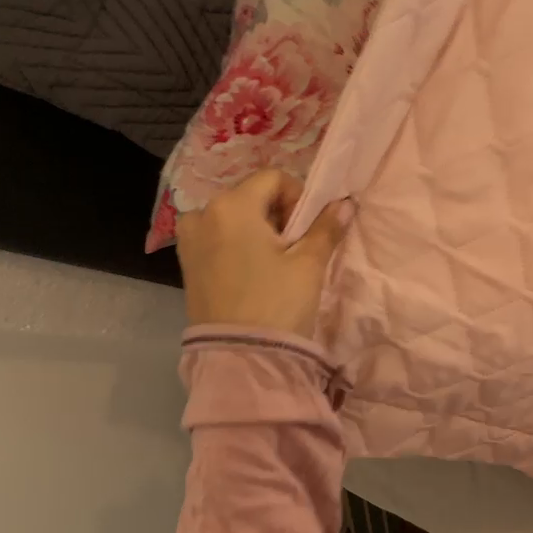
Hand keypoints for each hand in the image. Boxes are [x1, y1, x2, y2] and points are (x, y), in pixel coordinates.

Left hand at [175, 169, 350, 335]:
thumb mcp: (308, 266)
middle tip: (295, 252)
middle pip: (251, 197)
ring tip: (274, 266)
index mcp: (232, 205)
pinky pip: (219, 239)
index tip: (310, 232)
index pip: (273, 178)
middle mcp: (203, 212)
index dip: (299, 199)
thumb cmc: (277, 303)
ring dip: (258, 232)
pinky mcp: (188, 261)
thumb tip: (345, 204)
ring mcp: (190, 237)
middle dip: (278, 217)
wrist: (239, 353)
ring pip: (234, 219)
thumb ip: (326, 230)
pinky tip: (253, 276)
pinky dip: (239, 246)